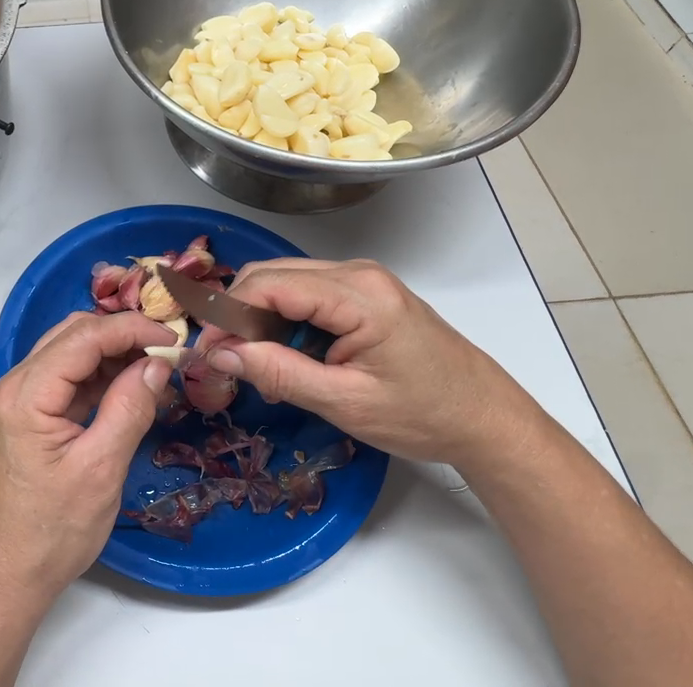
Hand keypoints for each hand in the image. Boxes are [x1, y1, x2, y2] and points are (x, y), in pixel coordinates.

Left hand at [0, 311, 172, 608]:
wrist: (9, 574)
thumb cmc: (52, 530)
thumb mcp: (100, 470)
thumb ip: (130, 409)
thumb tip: (158, 365)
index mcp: (26, 394)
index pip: (83, 337)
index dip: (131, 330)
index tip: (174, 339)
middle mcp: (16, 385)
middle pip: (73, 335)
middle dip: (122, 335)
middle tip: (168, 351)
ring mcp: (20, 400)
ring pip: (71, 354)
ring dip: (113, 354)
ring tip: (157, 367)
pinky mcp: (29, 416)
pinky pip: (67, 379)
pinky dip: (100, 377)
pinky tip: (131, 387)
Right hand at [201, 258, 540, 467]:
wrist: (487, 420)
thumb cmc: (423, 416)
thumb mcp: (345, 402)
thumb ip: (278, 372)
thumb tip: (218, 354)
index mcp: (358, 295)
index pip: (268, 286)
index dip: (227, 315)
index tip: (206, 353)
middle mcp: (356, 272)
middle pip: (269, 275)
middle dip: (236, 313)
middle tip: (223, 360)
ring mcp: (360, 279)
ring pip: (282, 281)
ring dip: (257, 317)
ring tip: (254, 363)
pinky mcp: (362, 291)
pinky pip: (303, 291)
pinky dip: (280, 318)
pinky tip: (282, 353)